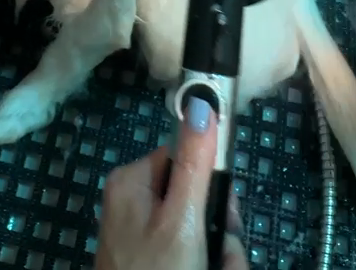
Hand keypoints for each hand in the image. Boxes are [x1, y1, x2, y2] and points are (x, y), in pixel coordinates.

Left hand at [95, 96, 247, 269]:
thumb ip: (195, 163)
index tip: (224, 216)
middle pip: (196, 198)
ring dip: (221, 257)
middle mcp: (134, 204)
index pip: (185, 158)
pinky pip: (194, 256)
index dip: (211, 185)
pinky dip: (210, 268)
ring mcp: (143, 241)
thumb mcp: (181, 220)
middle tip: (221, 258)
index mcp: (132, 182)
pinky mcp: (154, 265)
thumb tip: (203, 101)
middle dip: (220, 231)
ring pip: (201, 233)